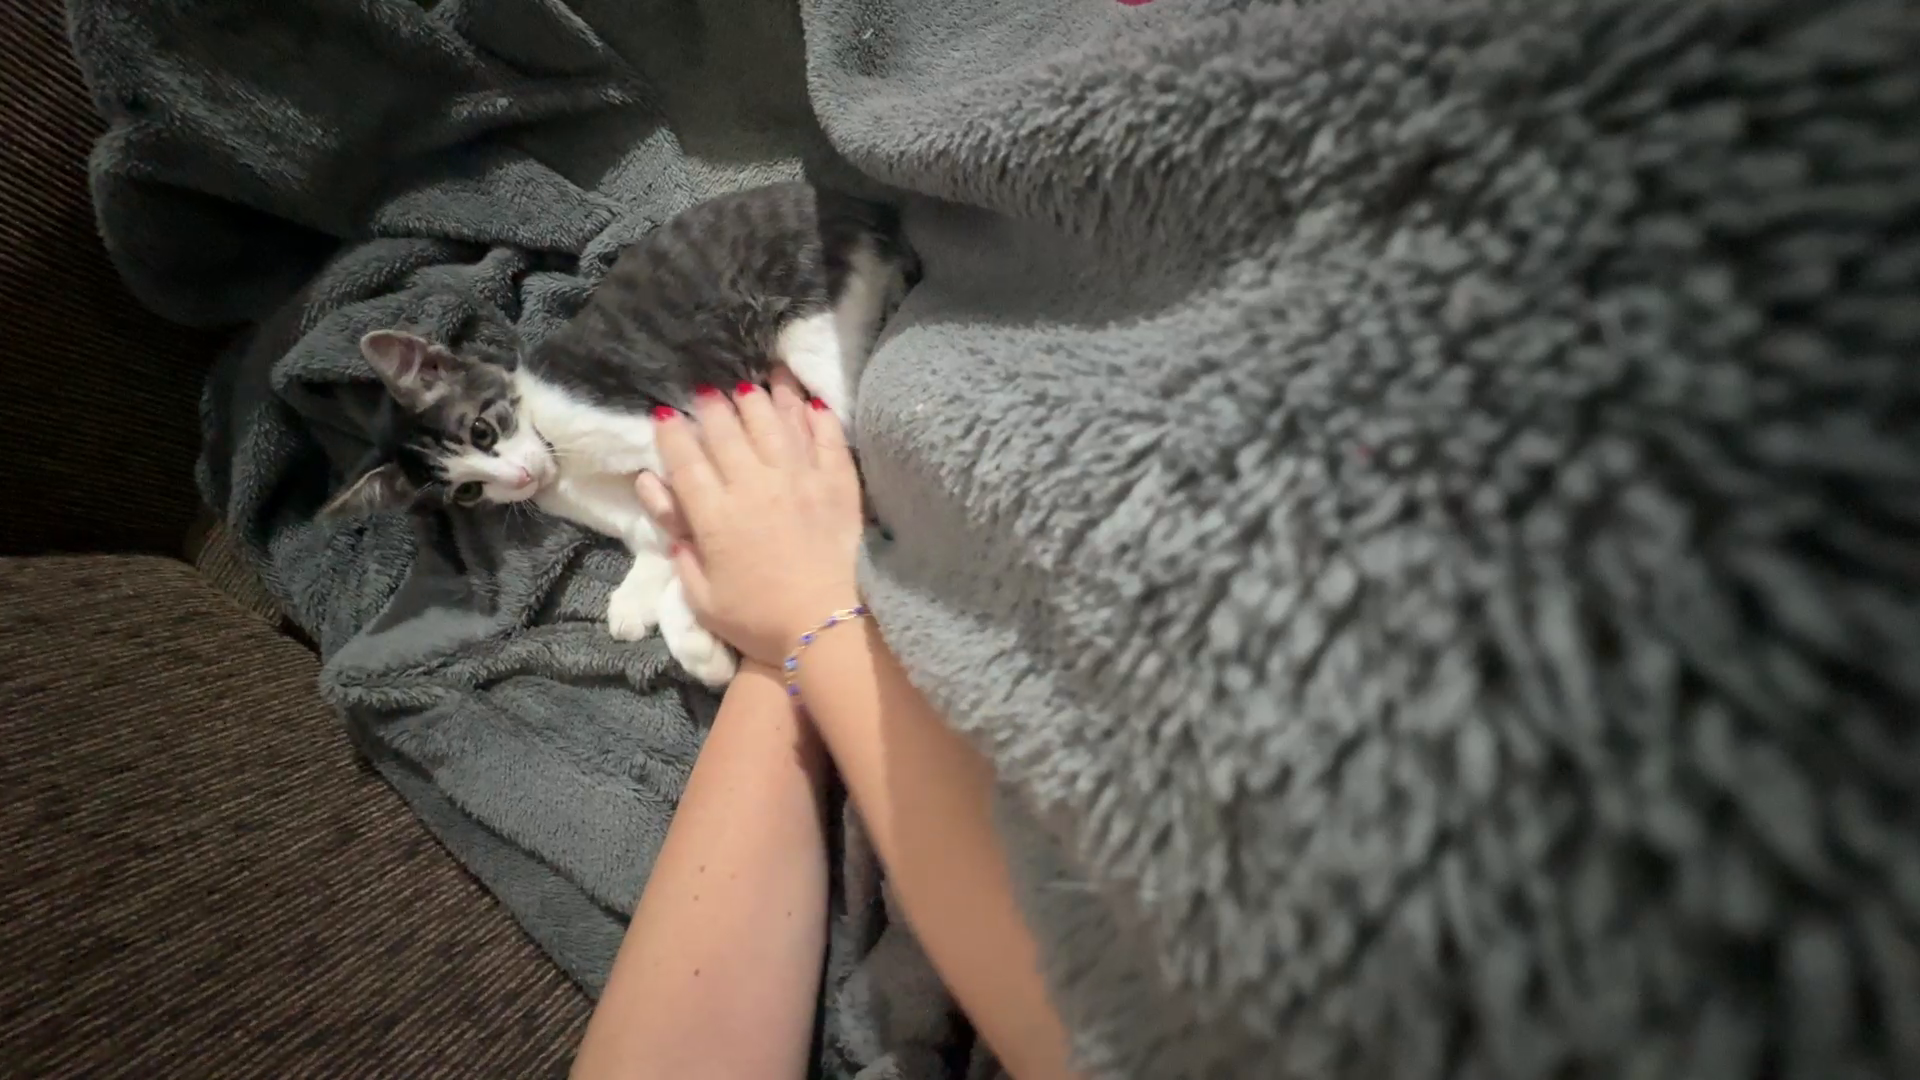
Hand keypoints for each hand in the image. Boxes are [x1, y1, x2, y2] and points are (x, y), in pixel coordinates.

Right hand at [636, 374, 864, 668]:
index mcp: (716, 515)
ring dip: (761, 397)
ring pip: (776, 423)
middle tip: (708, 392)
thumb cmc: (760, 620)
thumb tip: (655, 494)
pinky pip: (827, 438)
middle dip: (712, 406)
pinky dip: (817, 416)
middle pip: (728, 430)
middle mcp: (756, 486)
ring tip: (753, 380)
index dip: (673, 433)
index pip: (687, 459)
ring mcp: (801, 480)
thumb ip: (678, 544)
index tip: (666, 415)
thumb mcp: (703, 596)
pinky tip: (811, 400)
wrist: (827, 626)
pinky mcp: (838, 485)